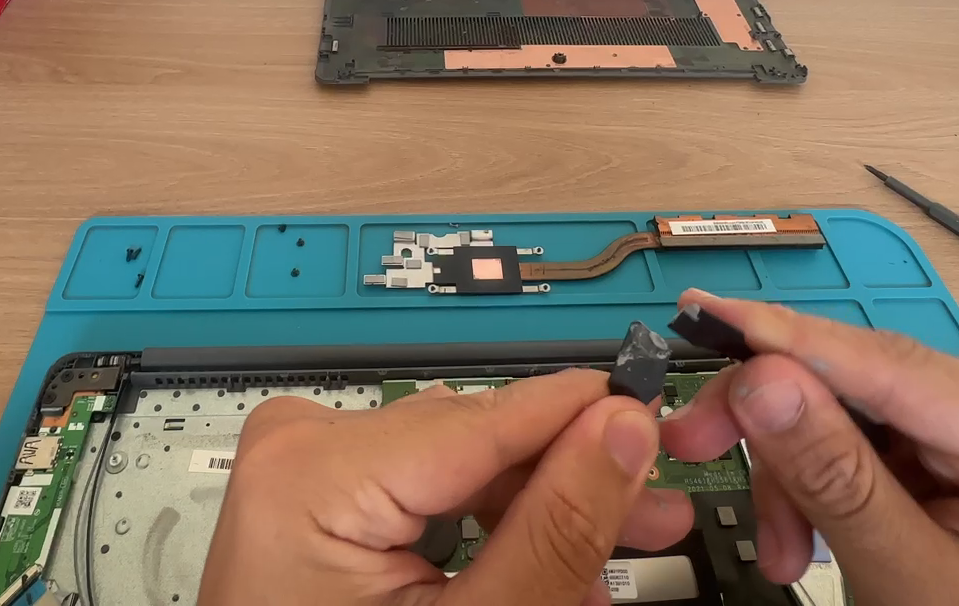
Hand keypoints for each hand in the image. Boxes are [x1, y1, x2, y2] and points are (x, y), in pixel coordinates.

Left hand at [198, 369, 695, 605]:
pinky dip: (487, 518)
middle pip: (472, 438)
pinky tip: (549, 548)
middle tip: (654, 504)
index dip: (578, 412)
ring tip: (621, 532)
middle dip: (567, 475)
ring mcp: (307, 461)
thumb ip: (550, 534)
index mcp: (315, 471)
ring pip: (457, 460)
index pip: (480, 418)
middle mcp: (303, 442)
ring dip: (538, 501)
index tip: (651, 414)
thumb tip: (621, 433)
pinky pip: (423, 483)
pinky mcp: (319, 483)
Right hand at [660, 290, 958, 604]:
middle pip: (859, 384)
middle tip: (693, 441)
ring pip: (845, 414)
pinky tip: (802, 541)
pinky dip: (816, 487)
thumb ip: (840, 483)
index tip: (701, 310)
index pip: (891, 365)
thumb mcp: (924, 595)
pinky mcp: (958, 462)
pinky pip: (859, 445)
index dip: (786, 335)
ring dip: (793, 473)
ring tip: (780, 549)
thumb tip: (758, 379)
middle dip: (777, 424)